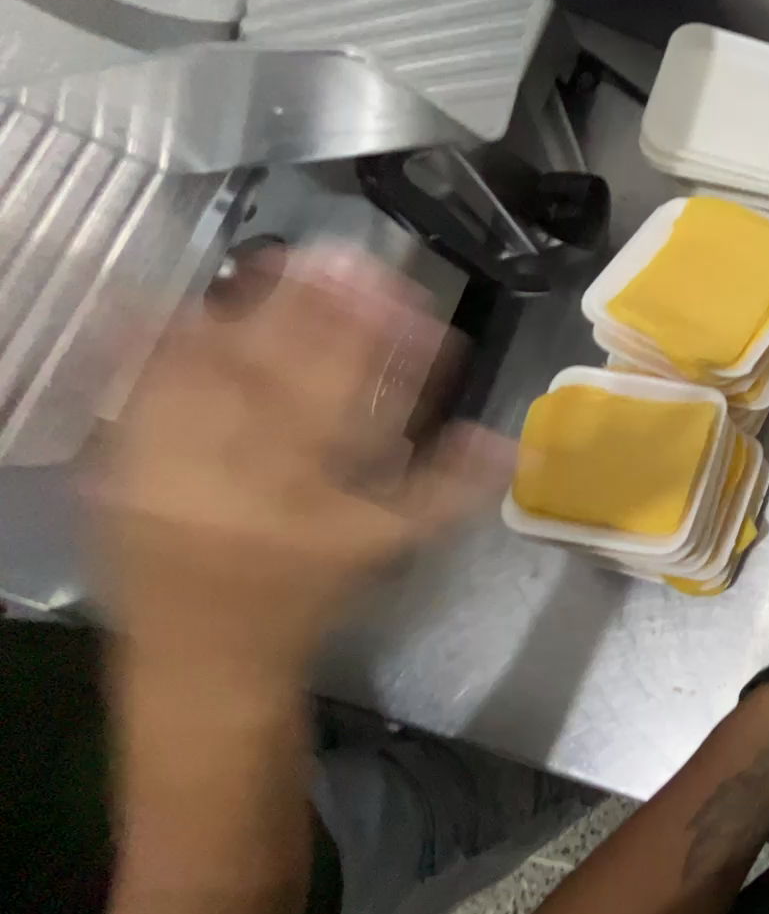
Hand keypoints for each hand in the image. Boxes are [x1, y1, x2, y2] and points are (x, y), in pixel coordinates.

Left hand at [93, 246, 510, 690]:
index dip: (383, 349)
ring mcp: (161, 467)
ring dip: (246, 313)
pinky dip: (161, 338)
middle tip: (352, 261)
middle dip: (317, 314)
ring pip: (206, 376)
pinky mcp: (117, 461)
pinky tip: (190, 300)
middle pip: (274, 380)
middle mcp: (227, 480)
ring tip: (286, 261)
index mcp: (302, 504)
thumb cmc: (309, 600)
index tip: (412, 300)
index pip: (348, 407)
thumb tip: (507, 439)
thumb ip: (448, 492)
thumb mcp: (389, 551)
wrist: (201, 652)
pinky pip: (136, 391)